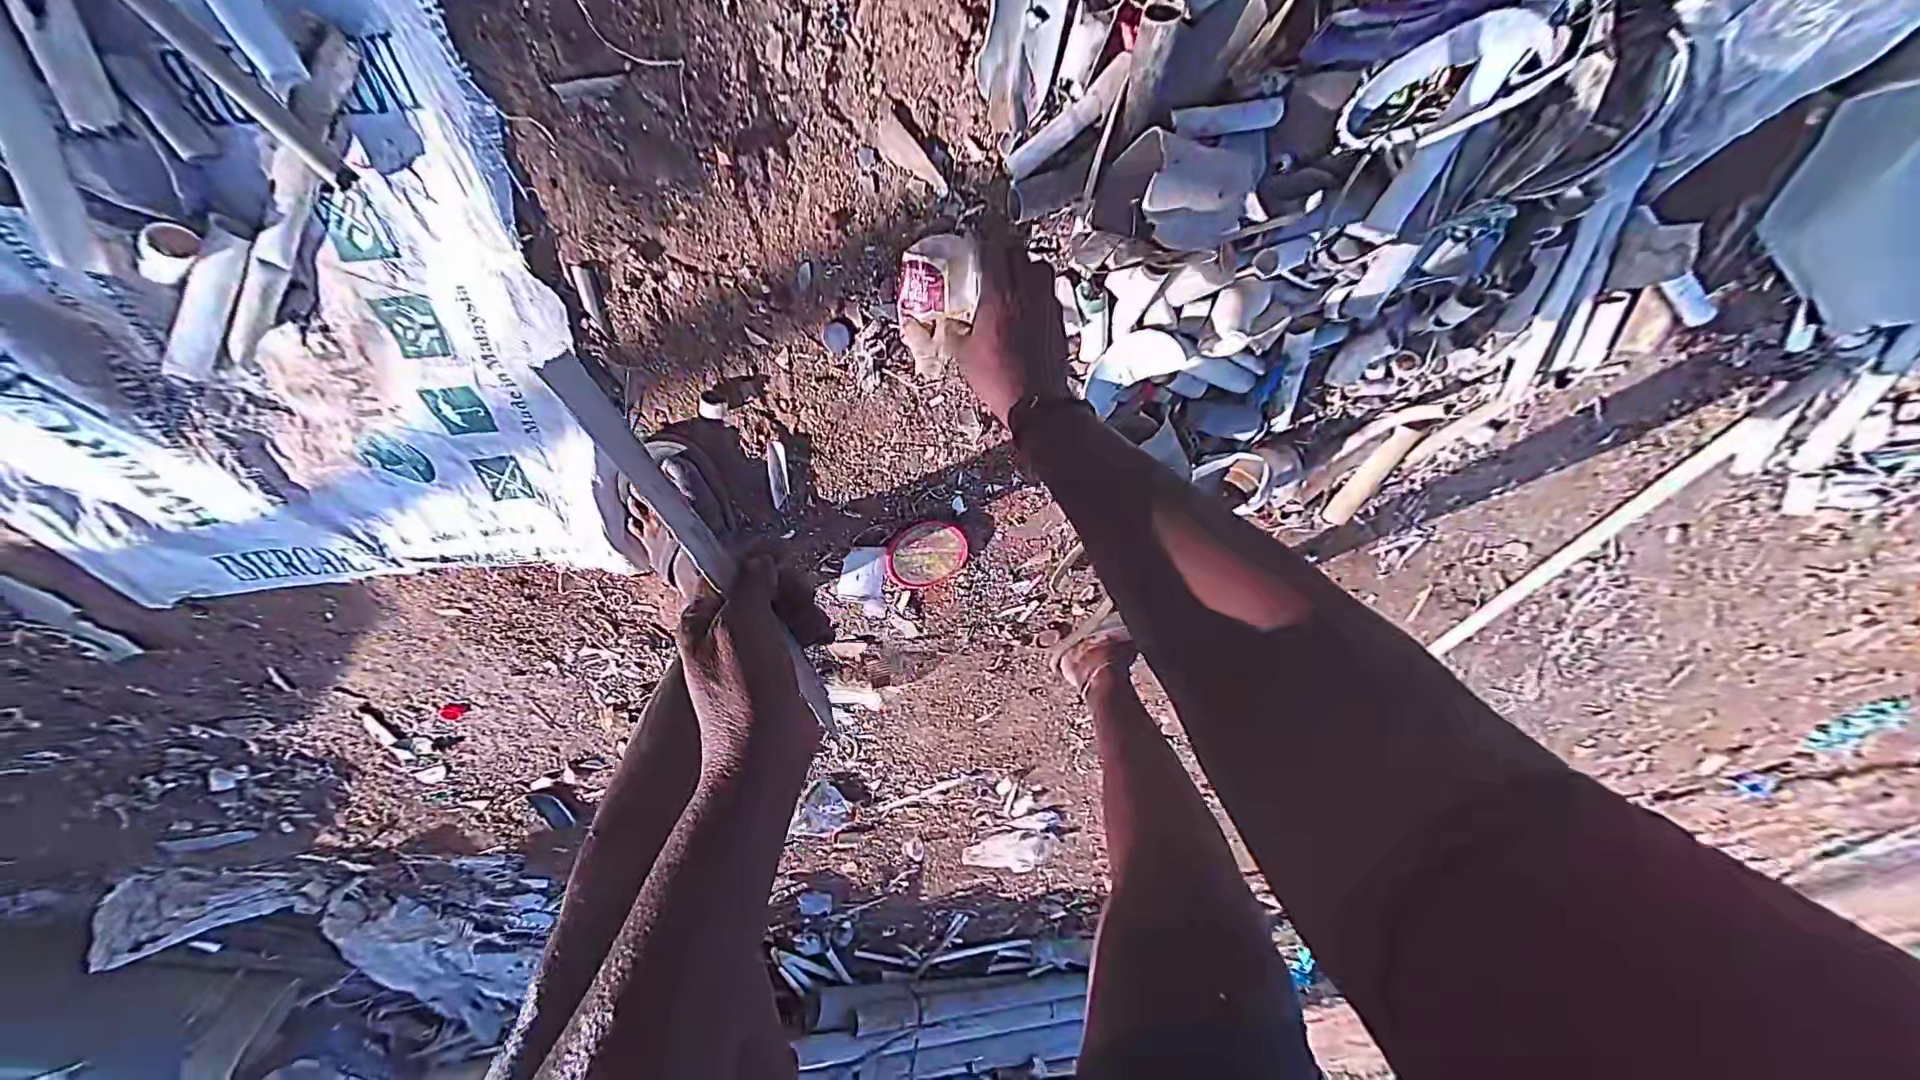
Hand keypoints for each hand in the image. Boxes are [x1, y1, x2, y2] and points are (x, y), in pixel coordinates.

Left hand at [676, 555, 818, 769]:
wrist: (765, 750)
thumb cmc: (744, 692)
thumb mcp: (741, 626)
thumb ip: (750, 587)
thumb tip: (761, 561)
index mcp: (703, 619)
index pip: (731, 573)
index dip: (760, 566)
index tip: (786, 565)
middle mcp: (724, 631)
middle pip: (762, 588)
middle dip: (789, 592)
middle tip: (806, 602)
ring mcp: (752, 649)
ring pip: (784, 609)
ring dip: (806, 611)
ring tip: (819, 630)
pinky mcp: (776, 666)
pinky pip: (796, 633)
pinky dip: (811, 631)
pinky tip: (822, 640)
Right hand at [955, 236, 1071, 425]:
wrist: (1037, 403)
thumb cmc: (999, 379)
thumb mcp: (964, 355)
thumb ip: (955, 331)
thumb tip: (949, 323)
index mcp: (1000, 295)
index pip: (993, 252)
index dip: (982, 247)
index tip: (975, 250)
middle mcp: (1027, 292)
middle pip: (1019, 253)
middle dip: (1005, 253)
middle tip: (994, 261)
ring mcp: (1047, 303)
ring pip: (1040, 267)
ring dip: (1026, 267)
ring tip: (1014, 279)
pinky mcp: (1059, 318)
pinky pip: (1049, 291)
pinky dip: (1038, 290)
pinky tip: (1027, 305)